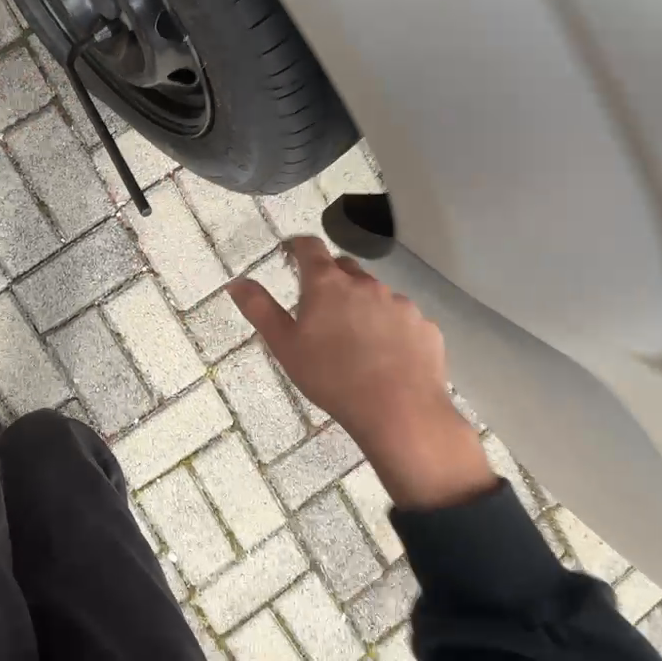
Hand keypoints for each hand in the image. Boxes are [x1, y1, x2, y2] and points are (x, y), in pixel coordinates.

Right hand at [227, 236, 493, 509]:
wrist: (400, 413)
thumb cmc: (331, 377)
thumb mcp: (284, 345)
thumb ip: (259, 309)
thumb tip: (236, 282)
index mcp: (327, 284)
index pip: (310, 247)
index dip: (298, 247)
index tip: (290, 254)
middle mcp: (365, 284)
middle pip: (344, 268)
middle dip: (330, 279)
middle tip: (320, 309)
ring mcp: (400, 304)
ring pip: (375, 294)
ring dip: (362, 305)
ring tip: (355, 340)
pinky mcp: (425, 327)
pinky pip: (402, 319)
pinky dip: (390, 328)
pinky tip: (386, 357)